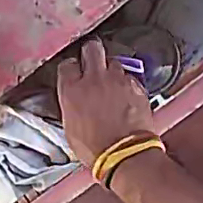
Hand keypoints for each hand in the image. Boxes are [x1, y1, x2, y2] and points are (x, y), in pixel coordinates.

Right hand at [55, 38, 153, 166]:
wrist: (124, 154)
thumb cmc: (96, 148)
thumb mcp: (71, 128)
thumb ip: (71, 106)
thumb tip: (74, 103)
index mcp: (72, 90)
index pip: (67, 65)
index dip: (71, 68)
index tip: (73, 72)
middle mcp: (94, 79)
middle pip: (92, 48)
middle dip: (92, 52)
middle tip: (93, 62)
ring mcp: (117, 80)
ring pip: (114, 61)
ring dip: (112, 70)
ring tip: (112, 83)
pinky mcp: (136, 86)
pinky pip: (130, 76)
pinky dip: (128, 83)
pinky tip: (126, 95)